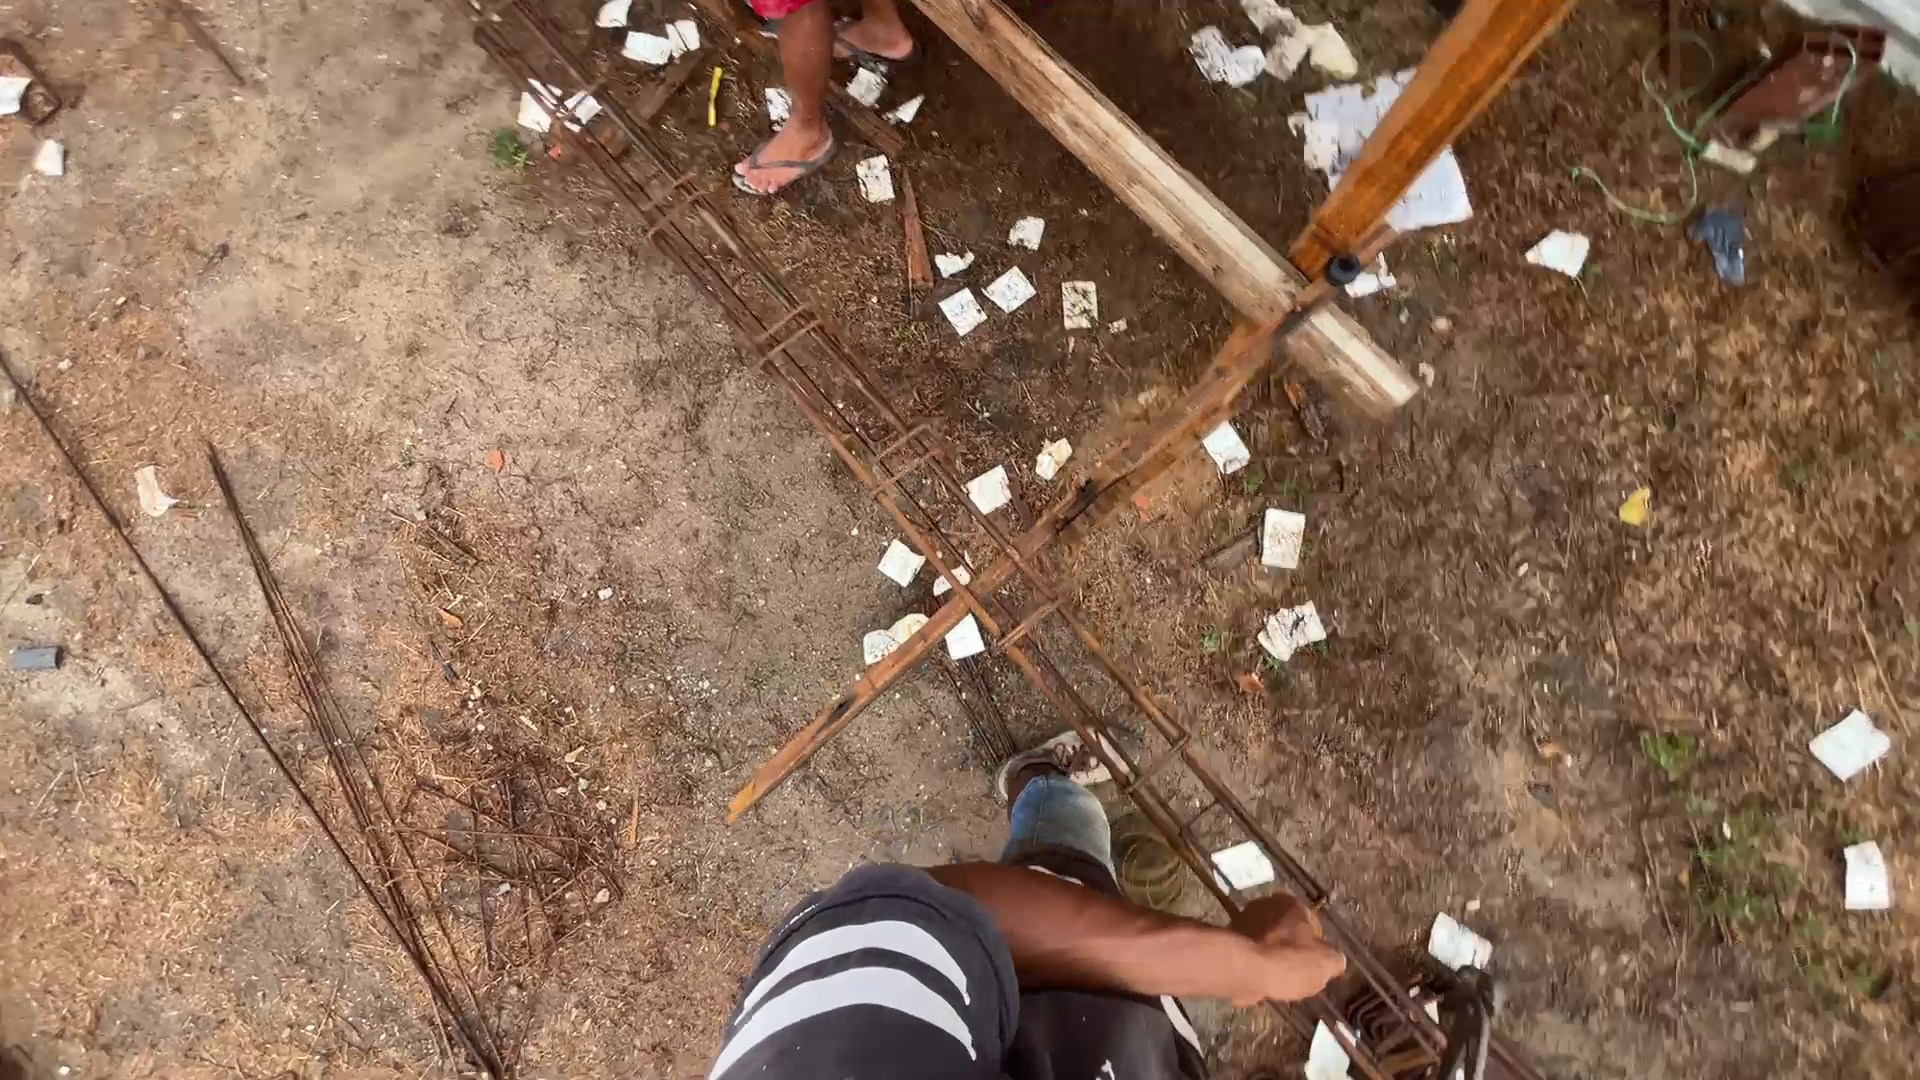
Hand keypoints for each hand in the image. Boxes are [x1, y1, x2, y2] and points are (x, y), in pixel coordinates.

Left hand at [1228, 893, 1346, 1004]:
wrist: (1247, 968)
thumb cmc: (1291, 961)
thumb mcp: (1326, 964)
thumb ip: (1334, 958)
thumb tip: (1335, 959)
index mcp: (1291, 903)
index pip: (1311, 922)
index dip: (1316, 946)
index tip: (1316, 964)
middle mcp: (1266, 903)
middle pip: (1287, 930)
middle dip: (1292, 948)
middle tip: (1297, 972)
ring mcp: (1246, 917)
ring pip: (1268, 939)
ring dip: (1273, 956)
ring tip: (1279, 980)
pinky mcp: (1231, 935)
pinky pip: (1251, 950)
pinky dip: (1257, 963)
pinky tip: (1262, 980)